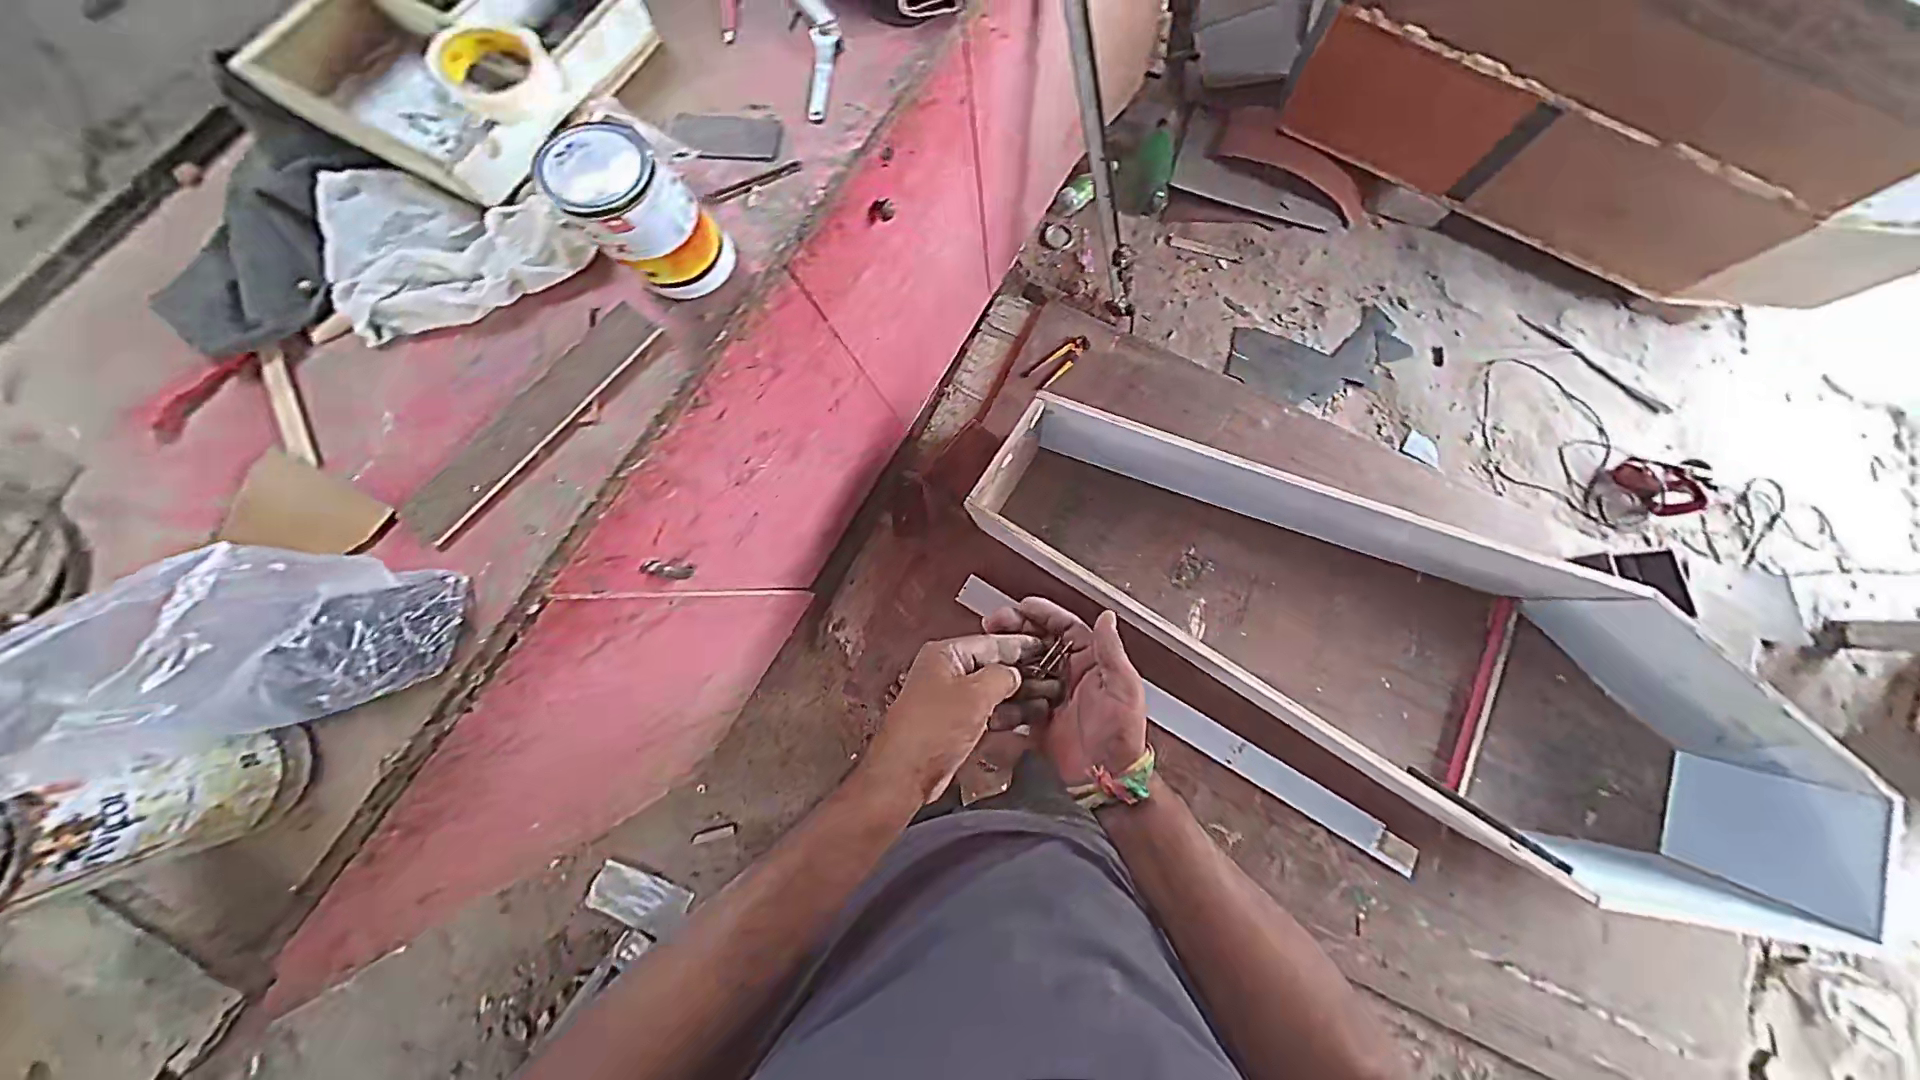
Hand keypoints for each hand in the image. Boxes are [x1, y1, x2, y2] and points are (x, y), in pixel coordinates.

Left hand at [865, 633, 1043, 802]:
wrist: (905, 774)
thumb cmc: (930, 730)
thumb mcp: (976, 694)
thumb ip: (1002, 676)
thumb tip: (1014, 674)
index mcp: (945, 655)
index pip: (990, 642)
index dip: (1020, 645)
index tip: (1043, 647)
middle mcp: (945, 673)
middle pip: (992, 667)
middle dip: (1022, 673)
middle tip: (1052, 676)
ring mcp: (949, 700)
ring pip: (991, 693)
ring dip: (1018, 696)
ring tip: (1048, 697)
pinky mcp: (953, 725)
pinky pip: (986, 714)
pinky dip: (1006, 715)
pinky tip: (1028, 718)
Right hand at [983, 599, 1147, 785]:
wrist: (1105, 782)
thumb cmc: (1122, 738)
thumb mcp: (1124, 690)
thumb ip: (1112, 652)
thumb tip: (1107, 618)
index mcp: (1092, 663)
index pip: (1066, 628)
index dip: (1044, 614)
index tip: (1023, 606)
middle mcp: (1069, 675)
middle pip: (1039, 641)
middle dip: (1016, 627)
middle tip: (996, 621)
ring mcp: (1050, 694)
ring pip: (1023, 664)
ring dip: (1006, 652)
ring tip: (988, 644)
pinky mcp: (1035, 716)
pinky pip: (1015, 694)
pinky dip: (1002, 685)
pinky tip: (991, 678)